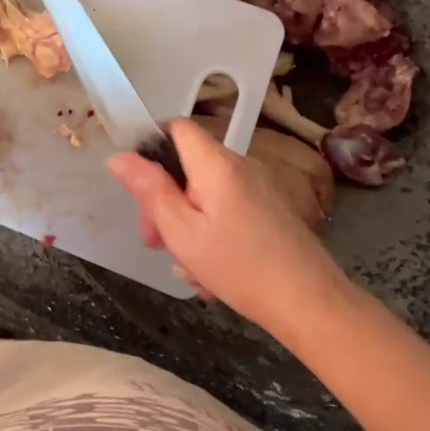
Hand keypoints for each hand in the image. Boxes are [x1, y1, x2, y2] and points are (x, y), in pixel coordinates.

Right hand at [109, 118, 343, 331]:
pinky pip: (227, 209)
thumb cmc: (239, 266)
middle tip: (153, 241)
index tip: (137, 183)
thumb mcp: (181, 231)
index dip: (151, 144)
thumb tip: (118, 156)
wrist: (311, 304)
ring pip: (205, 194)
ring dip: (186, 223)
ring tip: (186, 266)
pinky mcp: (270, 210)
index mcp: (216, 164)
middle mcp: (240, 166)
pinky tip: (211, 272)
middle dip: (164, 199)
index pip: (177, 127)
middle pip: (188, 165)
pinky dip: (211, 231)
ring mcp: (259, 188)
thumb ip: (149, 189)